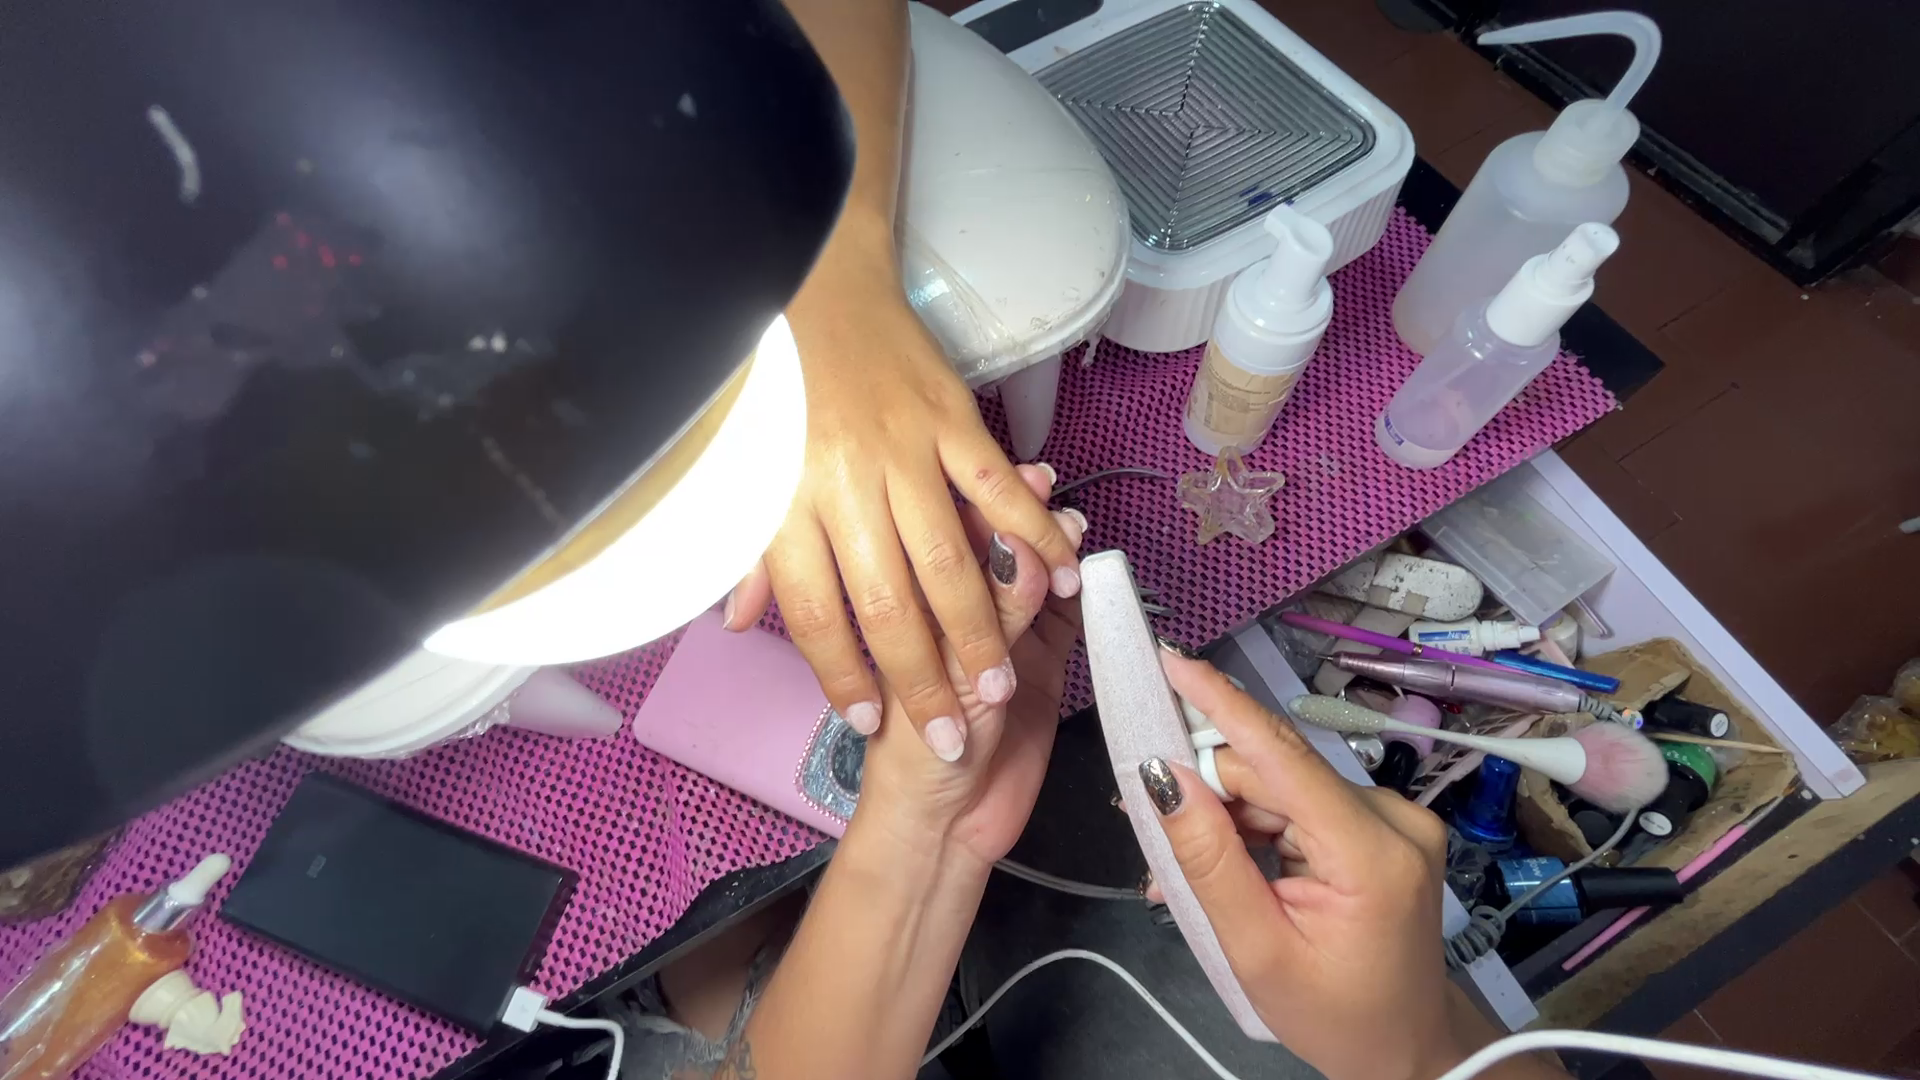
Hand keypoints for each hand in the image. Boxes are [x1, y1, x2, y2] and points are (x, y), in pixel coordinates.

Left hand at [725, 232, 1080, 763]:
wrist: (812, 285)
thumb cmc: (774, 387)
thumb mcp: (748, 473)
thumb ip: (748, 554)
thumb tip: (741, 626)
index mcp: (786, 504)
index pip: (816, 614)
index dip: (843, 677)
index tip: (871, 723)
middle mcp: (845, 485)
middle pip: (890, 604)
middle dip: (924, 679)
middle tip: (955, 734)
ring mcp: (906, 451)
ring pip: (950, 559)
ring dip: (980, 630)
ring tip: (1000, 686)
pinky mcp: (953, 419)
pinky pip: (1000, 488)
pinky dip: (1033, 534)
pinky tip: (1062, 578)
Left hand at [853, 469, 1084, 871]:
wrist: (946, 830)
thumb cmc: (912, 757)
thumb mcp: (949, 679)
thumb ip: (990, 616)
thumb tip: (1019, 543)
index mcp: (918, 605)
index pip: (946, 542)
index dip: (974, 507)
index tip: (1001, 477)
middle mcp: (959, 612)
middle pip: (994, 552)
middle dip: (1017, 516)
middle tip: (1042, 486)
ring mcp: (1003, 635)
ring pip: (1032, 579)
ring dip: (1051, 549)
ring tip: (1069, 520)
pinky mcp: (1039, 664)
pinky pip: (1062, 618)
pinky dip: (1076, 593)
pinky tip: (1086, 568)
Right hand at [1141, 654, 1464, 1079]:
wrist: (1413, 1052)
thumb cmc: (1335, 1017)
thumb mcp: (1255, 949)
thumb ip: (1207, 859)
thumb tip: (1162, 776)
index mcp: (1370, 852)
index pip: (1280, 754)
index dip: (1221, 702)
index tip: (1169, 658)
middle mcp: (1390, 814)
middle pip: (1270, 770)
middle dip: (1210, 790)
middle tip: (1160, 833)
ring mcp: (1389, 813)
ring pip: (1277, 782)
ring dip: (1228, 812)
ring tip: (1193, 866)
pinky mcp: (1378, 819)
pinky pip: (1294, 798)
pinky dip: (1254, 822)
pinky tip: (1232, 858)